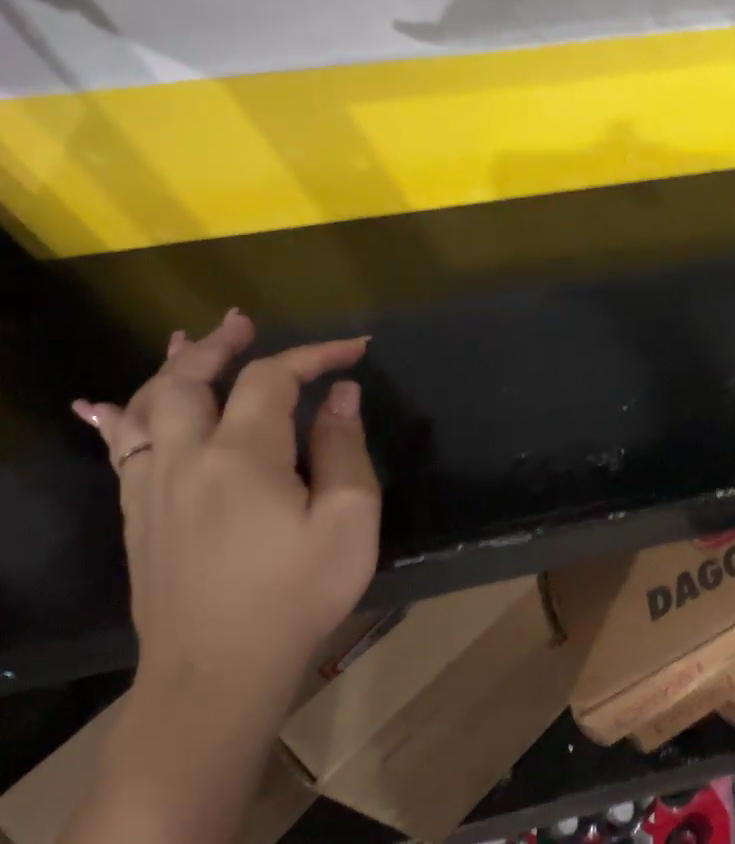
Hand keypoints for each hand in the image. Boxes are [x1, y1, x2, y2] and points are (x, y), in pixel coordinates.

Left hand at [72, 310, 380, 715]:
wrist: (219, 665)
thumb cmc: (298, 589)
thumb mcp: (349, 518)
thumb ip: (343, 450)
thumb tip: (341, 396)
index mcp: (241, 457)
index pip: (271, 380)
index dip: (313, 355)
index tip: (357, 350)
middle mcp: (184, 461)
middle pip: (186, 383)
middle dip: (218, 347)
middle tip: (244, 324)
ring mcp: (151, 490)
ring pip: (143, 410)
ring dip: (168, 371)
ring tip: (187, 345)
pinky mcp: (138, 518)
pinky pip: (122, 449)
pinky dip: (124, 416)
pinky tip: (122, 408)